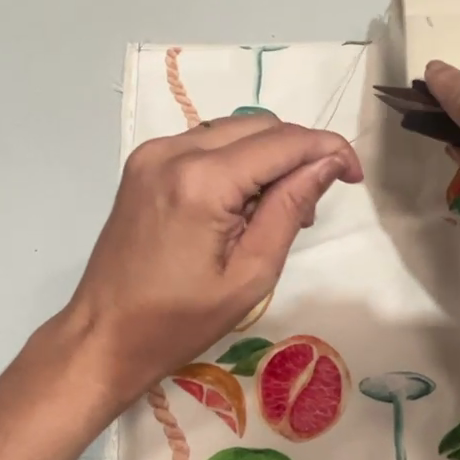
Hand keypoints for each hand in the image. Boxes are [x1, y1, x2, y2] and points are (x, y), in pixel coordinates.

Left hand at [59, 114, 361, 402]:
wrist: (104, 334)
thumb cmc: (181, 320)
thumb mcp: (252, 273)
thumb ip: (290, 207)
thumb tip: (327, 163)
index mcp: (202, 180)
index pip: (283, 142)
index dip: (328, 150)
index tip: (355, 175)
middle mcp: (173, 150)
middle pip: (260, 125)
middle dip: (300, 153)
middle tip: (314, 203)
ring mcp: (153, 153)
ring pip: (234, 129)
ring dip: (269, 156)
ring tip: (279, 207)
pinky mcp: (144, 163)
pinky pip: (207, 143)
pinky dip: (237, 160)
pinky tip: (242, 201)